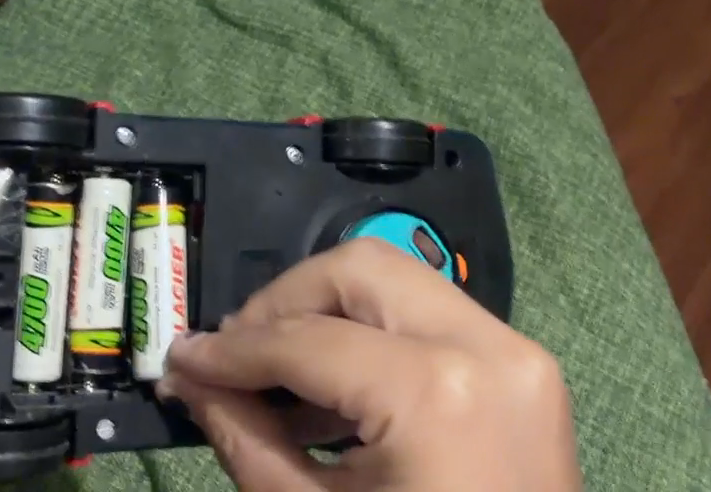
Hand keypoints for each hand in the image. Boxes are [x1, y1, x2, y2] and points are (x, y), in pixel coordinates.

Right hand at [157, 238, 582, 490]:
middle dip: (287, 301)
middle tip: (238, 350)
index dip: (236, 349)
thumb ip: (248, 440)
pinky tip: (329, 389)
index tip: (185, 356)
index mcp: (436, 395)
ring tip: (274, 371)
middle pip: (361, 269)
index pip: (312, 340)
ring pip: (399, 280)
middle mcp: (484, 346)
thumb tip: (194, 377)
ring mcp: (515, 350)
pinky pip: (432, 318)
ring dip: (329, 313)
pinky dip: (375, 336)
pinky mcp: (525, 364)